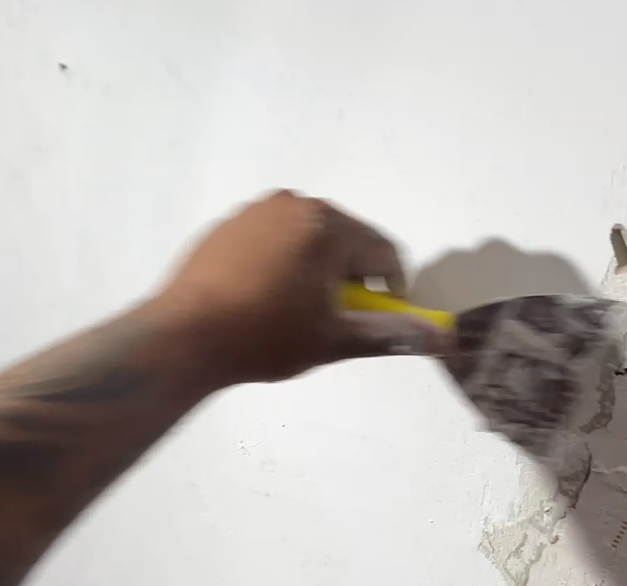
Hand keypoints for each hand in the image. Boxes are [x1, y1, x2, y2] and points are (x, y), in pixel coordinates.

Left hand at [150, 191, 449, 383]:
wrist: (184, 338)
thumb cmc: (267, 337)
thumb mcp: (337, 340)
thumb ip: (391, 334)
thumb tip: (442, 340)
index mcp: (327, 225)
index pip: (384, 252)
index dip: (393, 290)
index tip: (379, 320)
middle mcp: (294, 204)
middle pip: (348, 241)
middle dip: (353, 279)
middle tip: (336, 320)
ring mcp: (256, 210)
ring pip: (311, 240)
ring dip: (320, 272)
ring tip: (299, 313)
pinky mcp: (228, 225)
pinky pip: (276, 240)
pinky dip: (286, 265)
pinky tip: (267, 301)